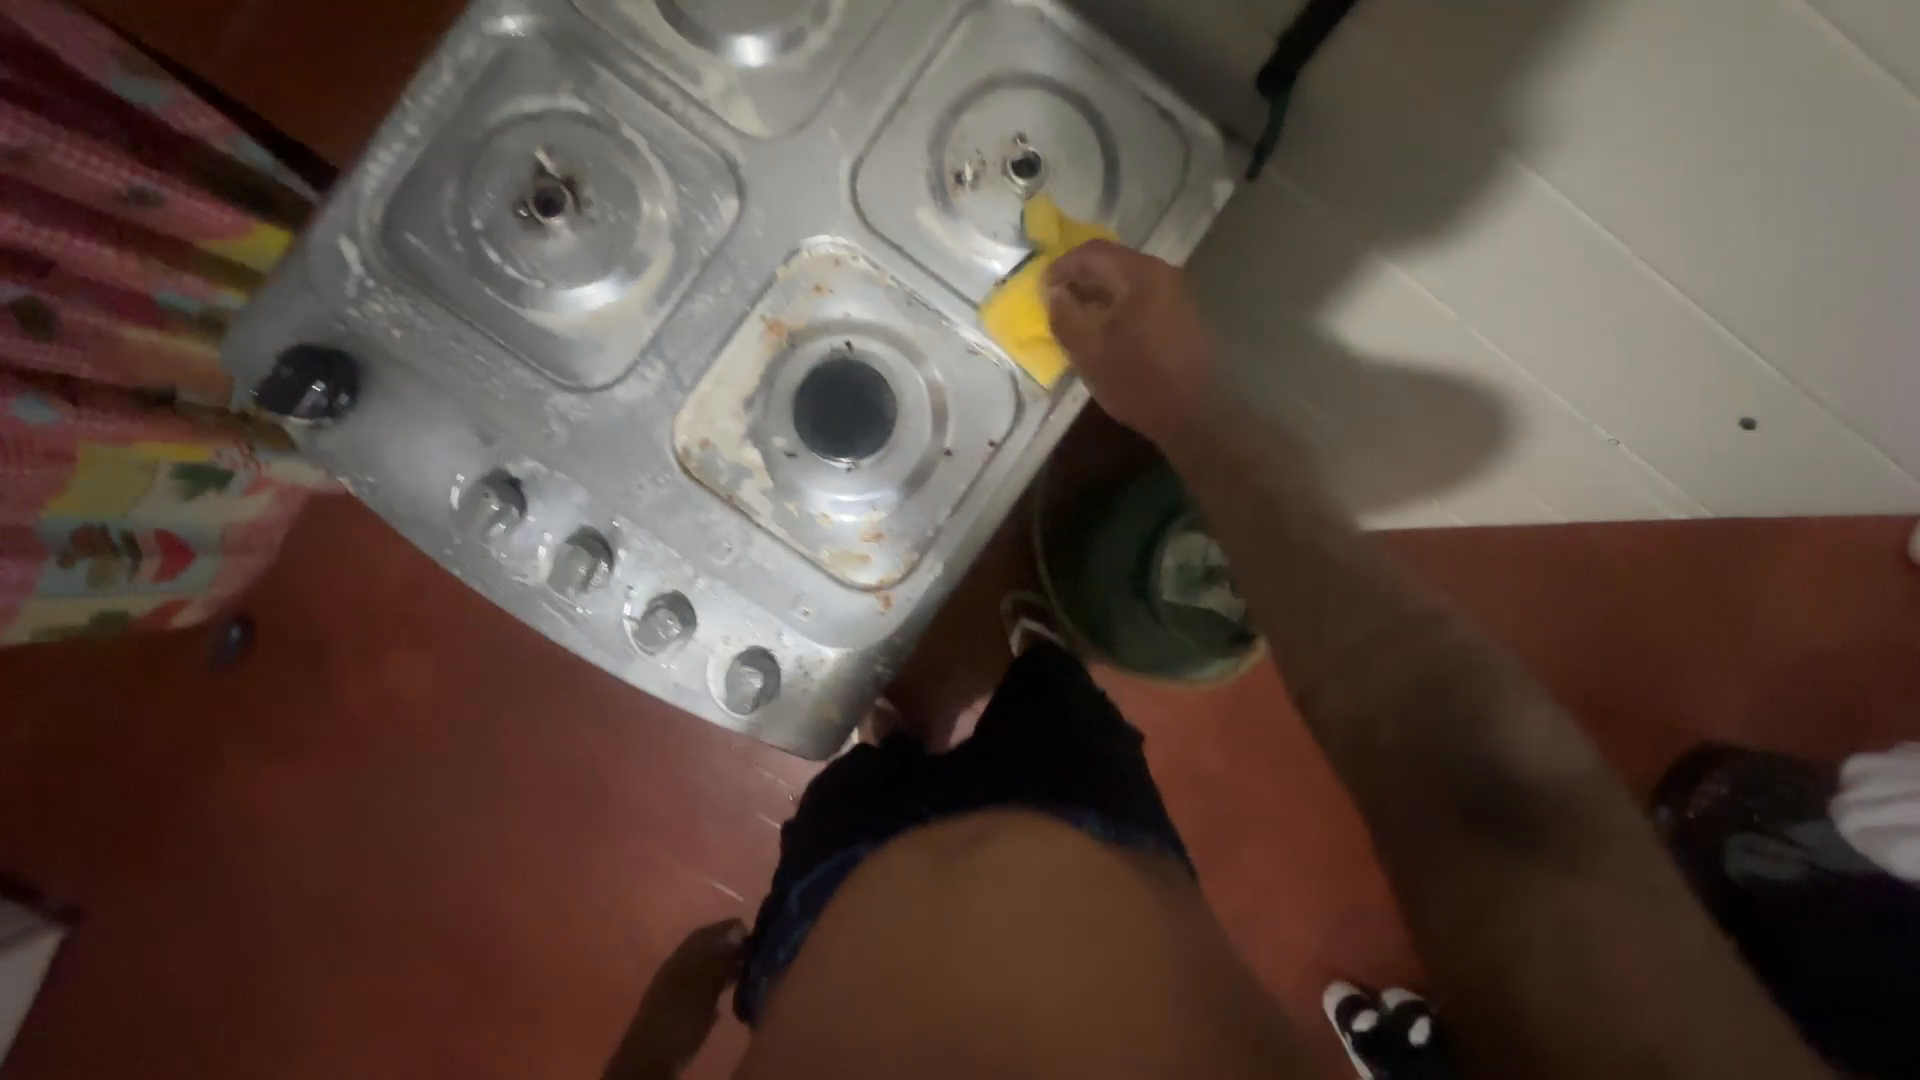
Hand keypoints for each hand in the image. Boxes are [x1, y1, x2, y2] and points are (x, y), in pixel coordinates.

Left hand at [603, 919, 745, 1079]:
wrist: (648, 1061)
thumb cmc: (679, 1018)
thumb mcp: (704, 986)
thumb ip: (720, 959)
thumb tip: (738, 931)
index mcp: (681, 957)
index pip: (708, 932)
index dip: (730, 928)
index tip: (753, 933)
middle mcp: (676, 967)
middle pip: (706, 949)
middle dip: (729, 949)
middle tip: (753, 954)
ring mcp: (674, 989)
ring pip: (704, 970)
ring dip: (724, 969)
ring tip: (745, 974)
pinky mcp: (676, 1010)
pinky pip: (701, 989)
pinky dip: (716, 988)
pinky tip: (728, 997)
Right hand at [1045, 240, 1218, 447]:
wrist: (1194, 415)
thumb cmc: (1137, 380)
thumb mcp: (1089, 351)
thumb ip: (1064, 315)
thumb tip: (1053, 293)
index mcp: (1140, 274)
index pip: (1092, 252)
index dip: (1061, 267)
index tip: (1041, 290)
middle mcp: (1163, 274)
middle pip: (1113, 263)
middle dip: (1080, 280)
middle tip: (1056, 304)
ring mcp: (1177, 295)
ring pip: (1128, 283)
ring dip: (1099, 296)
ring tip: (1076, 320)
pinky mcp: (1183, 317)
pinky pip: (1142, 300)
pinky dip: (1118, 308)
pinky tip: (1105, 333)